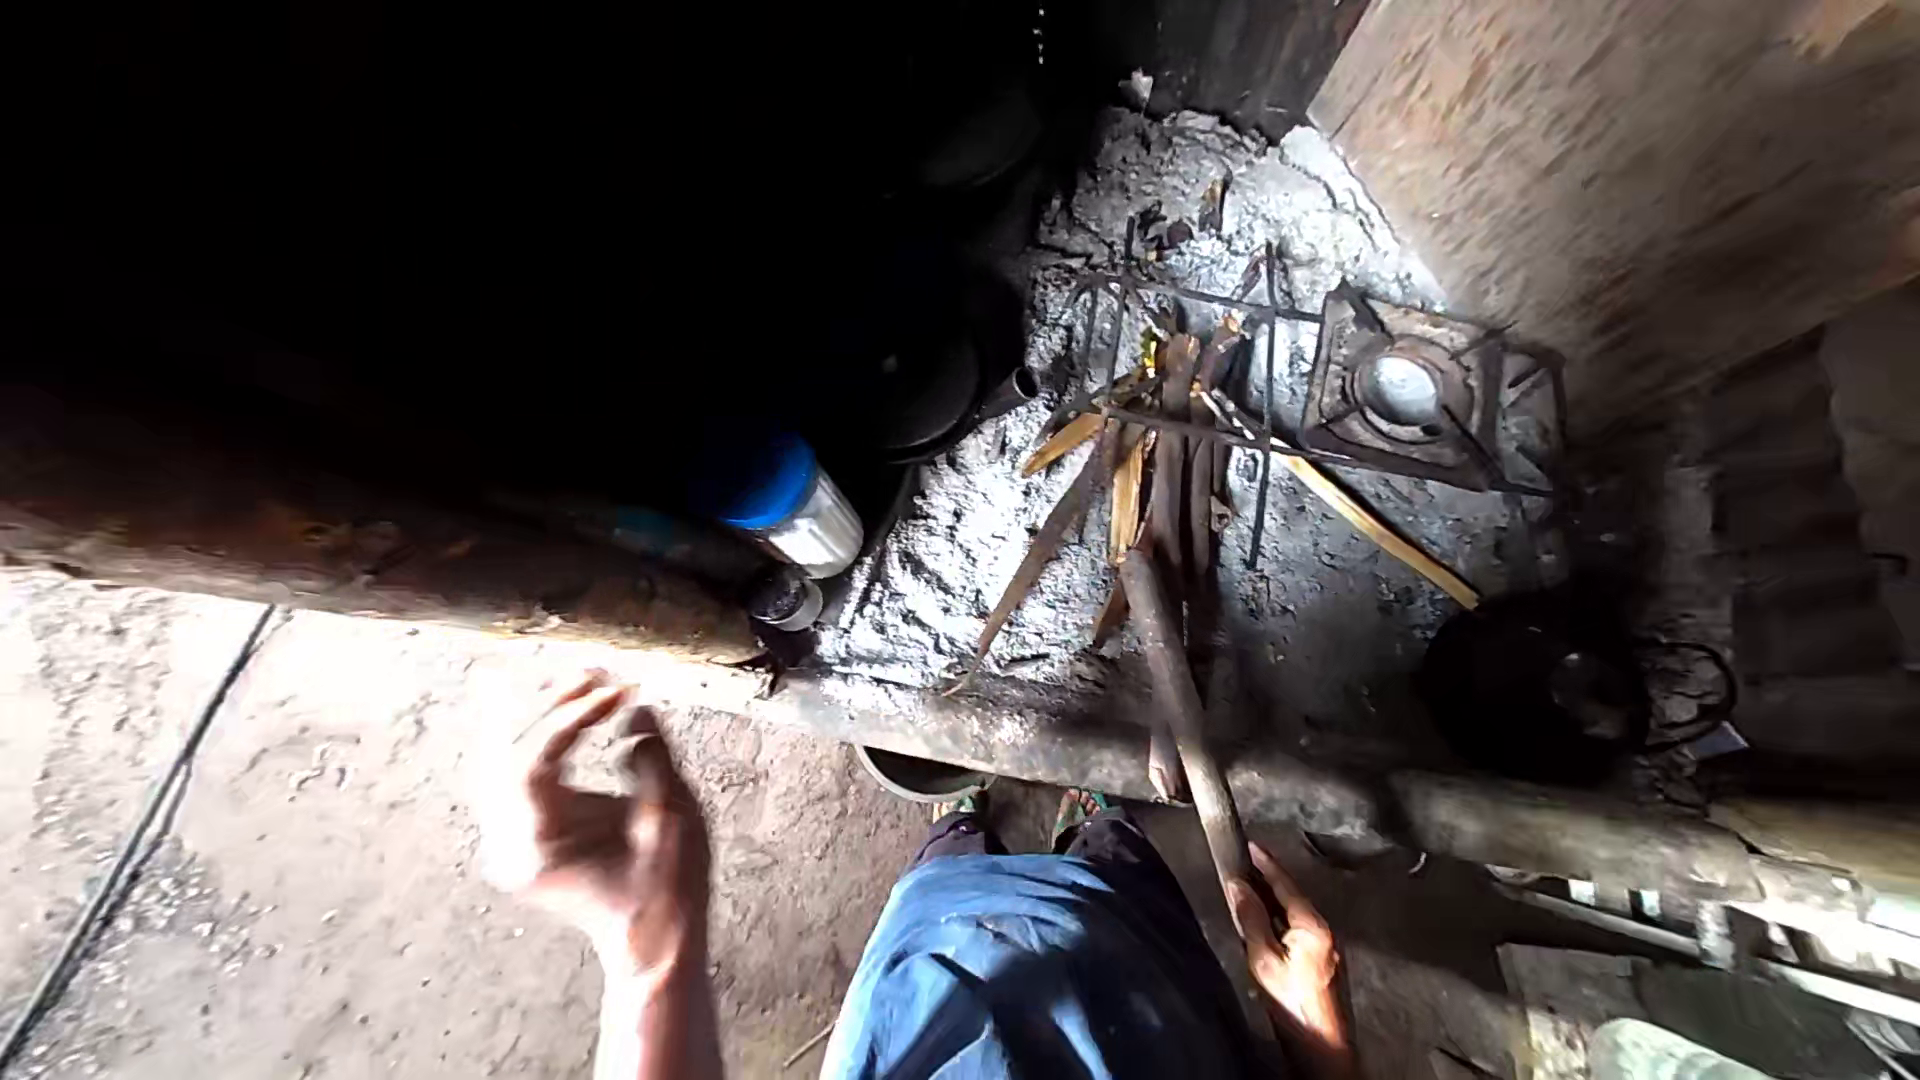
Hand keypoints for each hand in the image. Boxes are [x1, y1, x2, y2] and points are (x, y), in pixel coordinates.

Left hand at [480, 671, 710, 979]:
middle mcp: (510, 843)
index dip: (572, 717)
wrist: (654, 935)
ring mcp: (511, 841)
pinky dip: (524, 735)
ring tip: (570, 676)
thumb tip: (635, 713)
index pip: (533, 762)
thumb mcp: (671, 816)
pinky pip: (511, 775)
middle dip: (550, 706)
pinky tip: (520, 700)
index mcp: (541, 844)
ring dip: (535, 715)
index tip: (618, 691)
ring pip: (499, 762)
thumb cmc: (667, 883)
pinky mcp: (525, 834)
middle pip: (506, 756)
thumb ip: (650, 758)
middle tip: (595, 674)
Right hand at [1225, 841, 1349, 1072]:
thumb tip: (1237, 883)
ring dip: (1272, 895)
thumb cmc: (1291, 1003)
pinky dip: (1279, 913)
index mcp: (1313, 925)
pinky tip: (1263, 917)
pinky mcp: (1325, 960)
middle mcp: (1326, 930)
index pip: (1285, 882)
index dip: (1265, 861)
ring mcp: (1329, 946)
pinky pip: (1298, 924)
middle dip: (1267, 876)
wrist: (1322, 1050)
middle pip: (1292, 893)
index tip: (1249, 844)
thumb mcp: (1262, 958)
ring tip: (1248, 885)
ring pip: (1295, 909)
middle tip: (1242, 862)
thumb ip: (1250, 917)